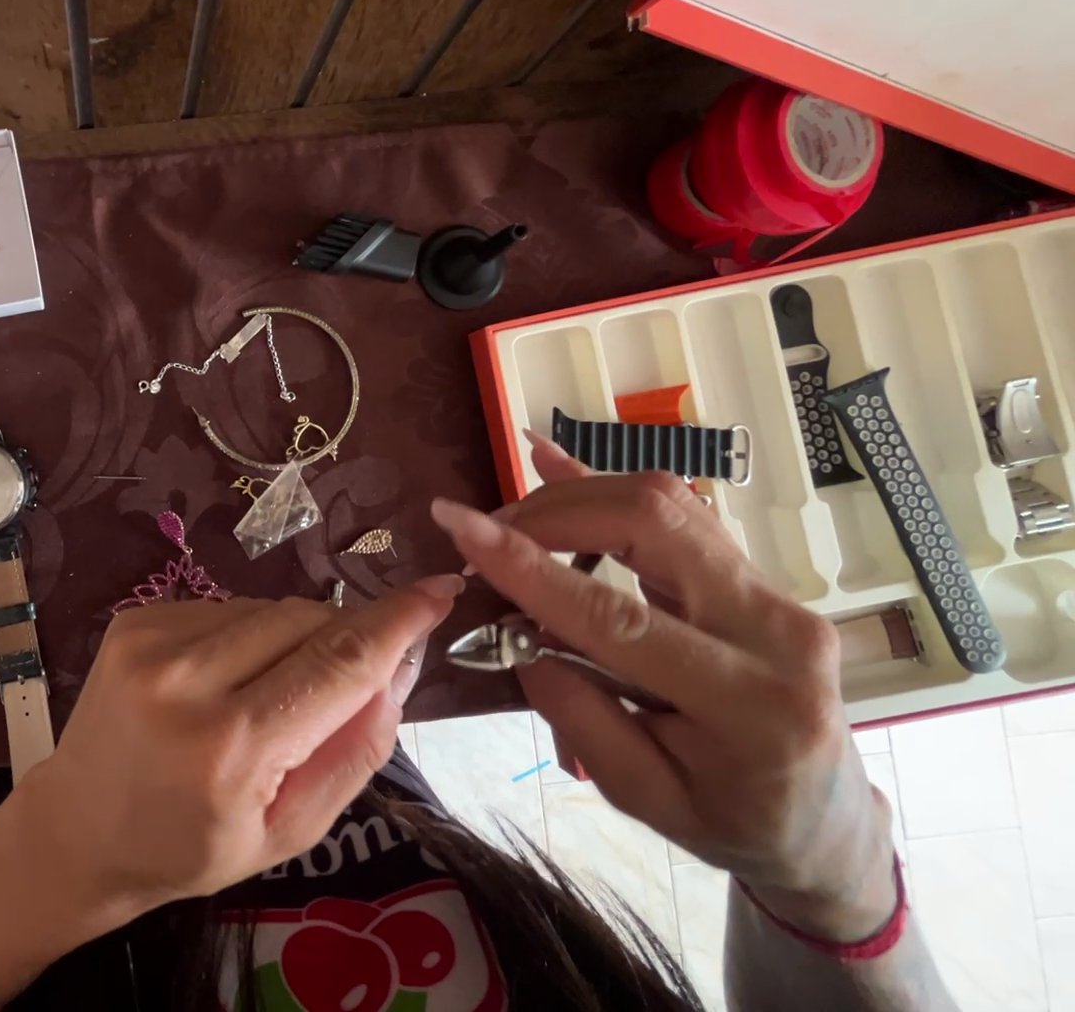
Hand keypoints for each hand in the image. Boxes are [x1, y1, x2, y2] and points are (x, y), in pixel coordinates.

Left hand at [0, 581, 459, 921]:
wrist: (80, 827)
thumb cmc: (192, 846)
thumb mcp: (290, 830)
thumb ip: (354, 750)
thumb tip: (397, 669)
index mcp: (231, 748)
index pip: (336, 665)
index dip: (395, 623)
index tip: (439, 591)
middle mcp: (186, 681)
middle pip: (304, 620)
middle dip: (343, 636)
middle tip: (343, 678)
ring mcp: (150, 641)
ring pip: (266, 607)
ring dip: (290, 638)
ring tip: (265, 693)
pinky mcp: (132, 620)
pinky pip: (223, 608)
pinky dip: (243, 634)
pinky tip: (220, 679)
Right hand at [429, 435, 896, 941]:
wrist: (821, 818)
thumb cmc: (727, 820)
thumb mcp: (639, 794)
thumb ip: (576, 711)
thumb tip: (521, 630)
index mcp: (748, 702)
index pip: (616, 615)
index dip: (528, 565)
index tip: (458, 525)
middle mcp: (775, 628)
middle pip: (654, 523)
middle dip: (550, 515)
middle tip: (483, 537)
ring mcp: (773, 593)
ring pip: (665, 502)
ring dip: (570, 501)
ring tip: (508, 527)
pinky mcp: (753, 576)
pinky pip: (674, 512)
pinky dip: (601, 485)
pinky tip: (548, 460)